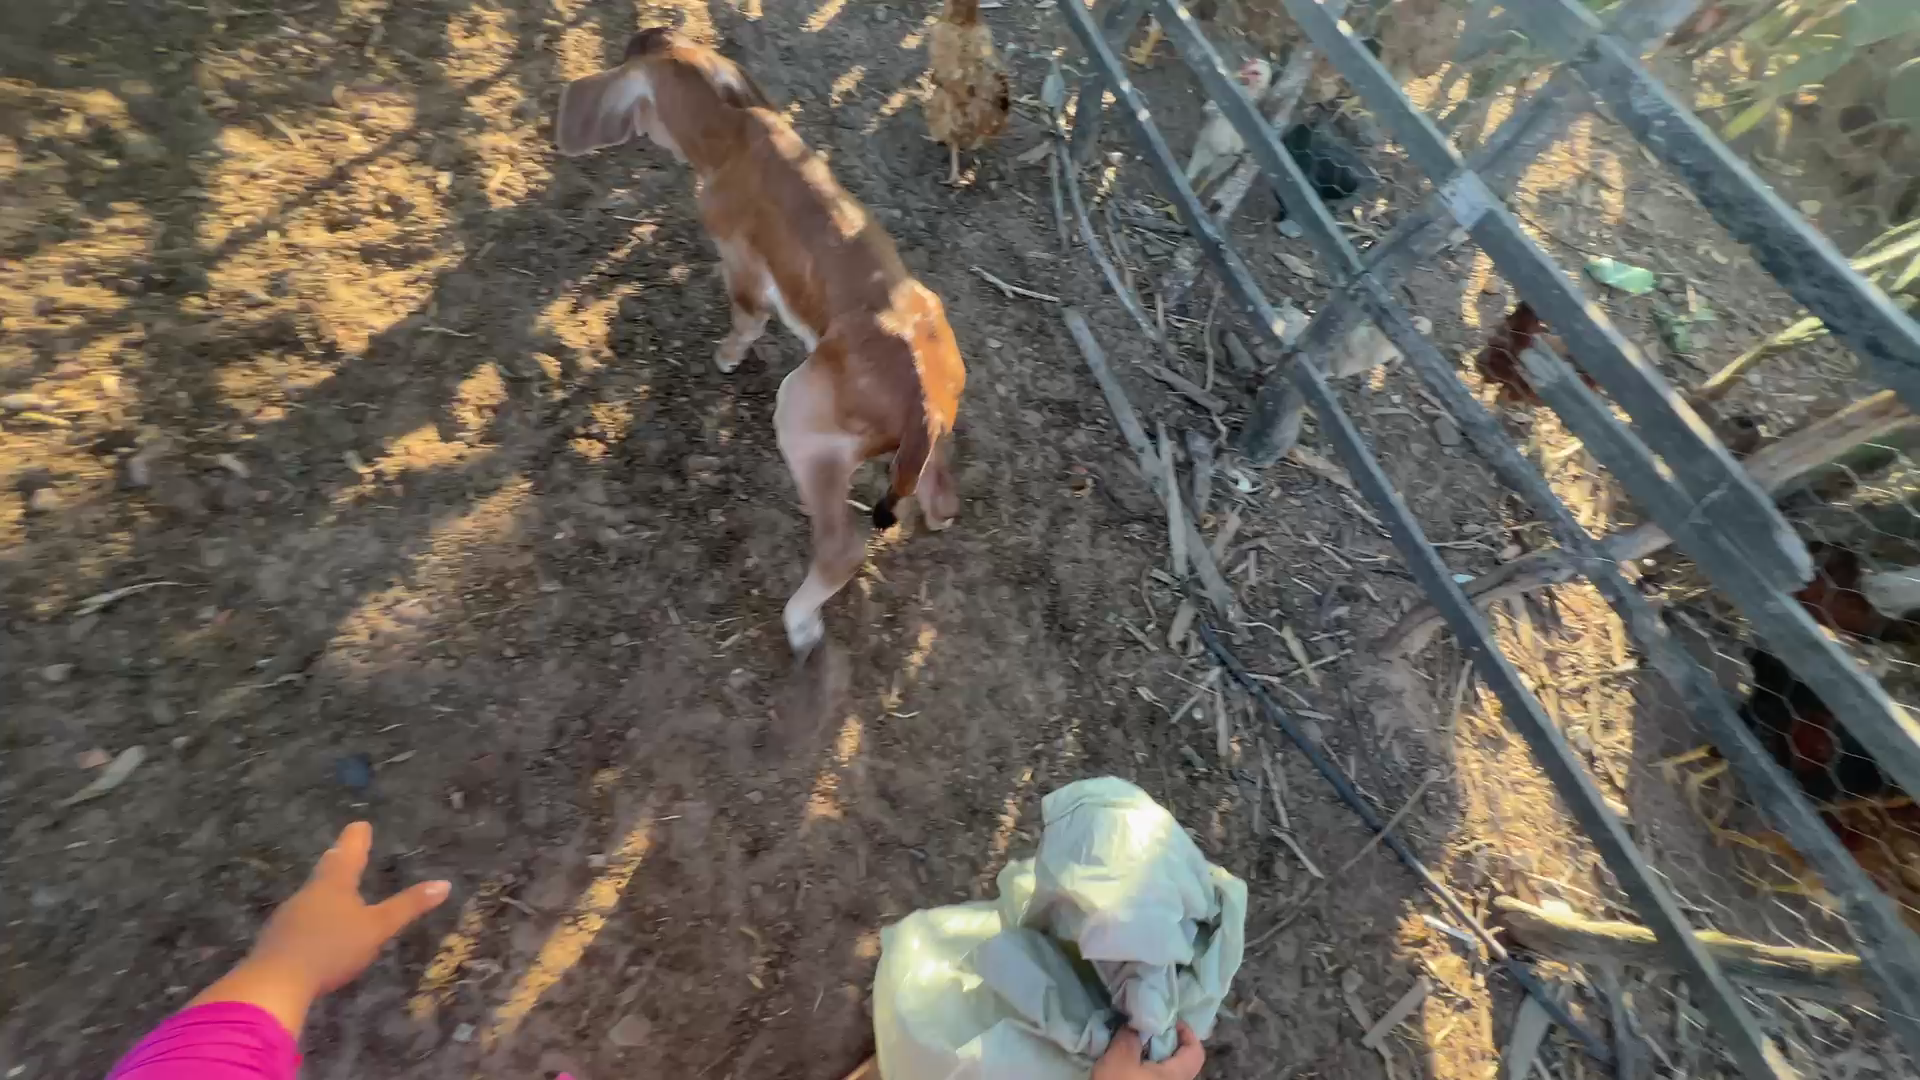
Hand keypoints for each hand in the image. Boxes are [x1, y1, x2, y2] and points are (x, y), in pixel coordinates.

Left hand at [191, 822, 450, 1033]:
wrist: (267, 992)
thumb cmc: (330, 949)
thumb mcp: (378, 928)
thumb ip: (409, 906)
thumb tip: (445, 884)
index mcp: (333, 885)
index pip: (348, 854)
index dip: (356, 839)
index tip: (358, 825)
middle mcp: (307, 897)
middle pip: (325, 874)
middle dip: (336, 862)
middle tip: (340, 851)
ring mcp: (285, 922)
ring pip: (310, 899)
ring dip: (323, 892)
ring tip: (333, 890)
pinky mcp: (273, 947)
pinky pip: (298, 924)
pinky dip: (311, 920)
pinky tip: (315, 931)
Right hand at [1094, 1022, 1204, 1079]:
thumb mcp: (1120, 1057)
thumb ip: (1129, 1036)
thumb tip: (1135, 1025)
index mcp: (1177, 1077)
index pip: (1196, 1052)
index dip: (1186, 1032)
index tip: (1167, 1019)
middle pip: (1179, 1061)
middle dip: (1163, 1041)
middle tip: (1142, 1029)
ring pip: (1165, 1072)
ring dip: (1151, 1056)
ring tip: (1131, 1045)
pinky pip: (1153, 1079)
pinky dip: (1144, 1069)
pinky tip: (1126, 1066)